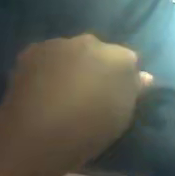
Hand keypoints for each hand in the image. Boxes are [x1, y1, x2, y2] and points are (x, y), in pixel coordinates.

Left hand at [0, 35, 149, 175]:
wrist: (37, 134)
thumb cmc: (88, 132)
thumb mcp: (120, 119)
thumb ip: (132, 92)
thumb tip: (142, 77)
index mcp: (120, 58)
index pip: (129, 60)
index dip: (122, 78)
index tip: (114, 96)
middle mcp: (91, 42)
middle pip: (98, 51)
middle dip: (95, 66)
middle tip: (87, 93)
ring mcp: (60, 44)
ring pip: (70, 52)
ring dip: (69, 65)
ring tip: (60, 92)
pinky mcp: (32, 50)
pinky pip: (45, 56)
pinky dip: (46, 67)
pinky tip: (40, 88)